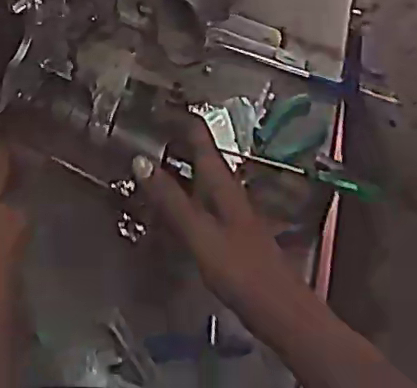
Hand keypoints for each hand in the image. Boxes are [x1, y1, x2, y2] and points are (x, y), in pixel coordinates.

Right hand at [133, 112, 305, 313]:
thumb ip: (171, 200)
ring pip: (197, 179)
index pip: (199, 136)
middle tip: (137, 134)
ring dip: (174, 169)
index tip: (150, 107)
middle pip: (197, 155)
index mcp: (221, 181)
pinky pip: (198, 202)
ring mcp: (228, 210)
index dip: (177, 118)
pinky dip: (179, 196)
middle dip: (171, 142)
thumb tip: (140, 160)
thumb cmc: (240, 268)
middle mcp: (226, 188)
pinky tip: (163, 208)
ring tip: (143, 165)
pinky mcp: (227, 232)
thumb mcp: (200, 234)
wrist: (279, 310)